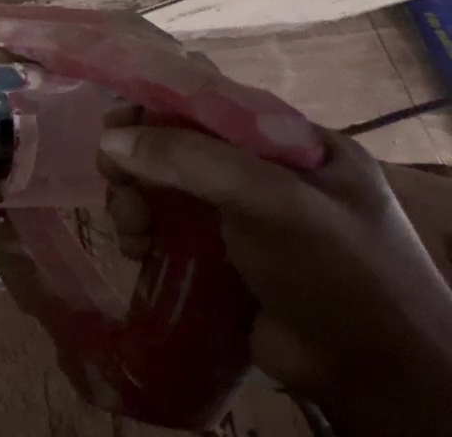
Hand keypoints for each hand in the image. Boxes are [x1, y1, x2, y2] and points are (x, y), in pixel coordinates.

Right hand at [98, 120, 451, 433]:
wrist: (377, 380)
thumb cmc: (339, 276)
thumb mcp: (272, 202)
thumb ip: (189, 159)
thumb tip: (108, 141)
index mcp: (298, 147)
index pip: (210, 106)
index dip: (154, 110)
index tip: (112, 127)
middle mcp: (270, 175)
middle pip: (175, 148)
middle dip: (137, 165)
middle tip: (115, 184)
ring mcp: (245, 218)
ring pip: (162, 189)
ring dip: (133, 204)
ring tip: (133, 232)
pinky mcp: (223, 256)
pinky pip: (165, 228)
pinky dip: (142, 234)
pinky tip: (139, 251)